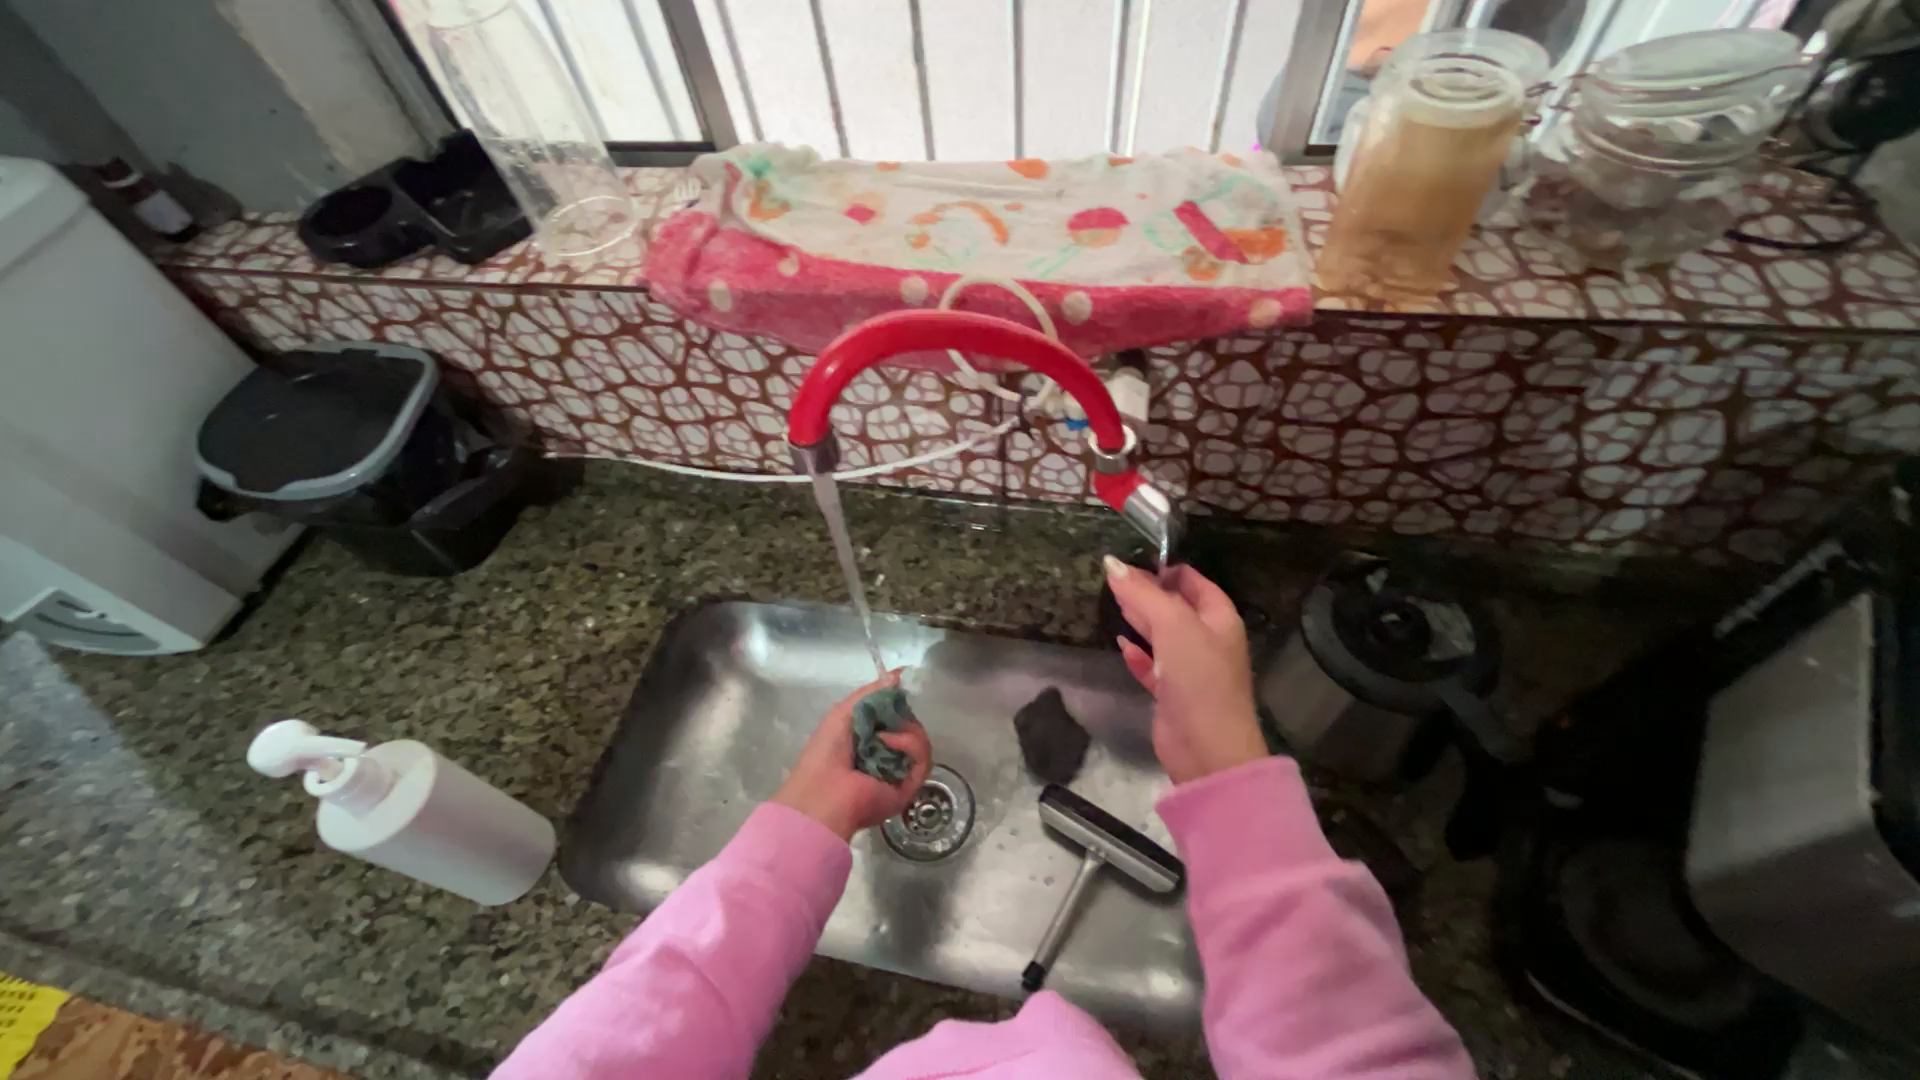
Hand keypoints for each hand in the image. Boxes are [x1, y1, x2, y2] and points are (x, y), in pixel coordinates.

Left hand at [773, 670, 933, 841]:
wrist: (824, 792)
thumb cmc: (827, 750)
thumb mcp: (847, 711)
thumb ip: (874, 692)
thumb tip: (900, 673)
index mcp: (870, 740)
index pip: (896, 716)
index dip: (899, 703)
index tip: (903, 687)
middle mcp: (887, 755)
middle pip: (912, 726)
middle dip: (904, 716)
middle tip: (889, 717)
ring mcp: (900, 771)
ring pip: (921, 741)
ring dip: (906, 731)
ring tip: (884, 737)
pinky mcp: (911, 786)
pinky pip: (924, 758)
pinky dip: (910, 745)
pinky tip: (891, 744)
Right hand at [1105, 557, 1267, 784]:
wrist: (1207, 748)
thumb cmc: (1199, 677)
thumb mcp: (1172, 625)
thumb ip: (1143, 593)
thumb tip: (1111, 562)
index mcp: (1219, 618)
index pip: (1192, 581)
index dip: (1165, 568)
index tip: (1131, 560)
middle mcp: (1207, 640)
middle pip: (1175, 606)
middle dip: (1147, 591)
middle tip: (1114, 579)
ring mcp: (1190, 668)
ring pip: (1162, 635)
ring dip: (1140, 620)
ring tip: (1112, 602)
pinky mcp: (1172, 693)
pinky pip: (1152, 666)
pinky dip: (1137, 654)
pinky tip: (1120, 644)